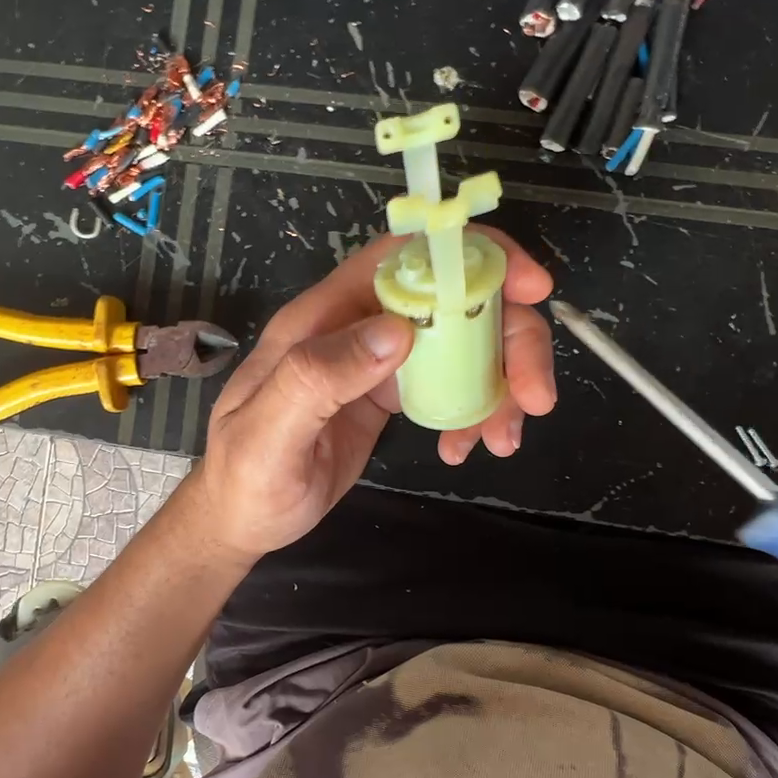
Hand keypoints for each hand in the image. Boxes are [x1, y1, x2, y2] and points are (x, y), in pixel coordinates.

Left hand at [181, 228, 555, 560]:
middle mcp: (354, 328)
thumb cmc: (246, 480)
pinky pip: (450, 384)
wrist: (243, 520)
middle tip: (534, 397)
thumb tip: (396, 331)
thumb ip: (318, 378)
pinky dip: (475, 409)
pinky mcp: (388, 394)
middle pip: (450, 302)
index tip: (529, 288)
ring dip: (498, 383)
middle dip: (507, 338)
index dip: (470, 257)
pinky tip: (465, 448)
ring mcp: (374, 361)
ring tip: (501, 439)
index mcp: (321, 320)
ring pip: (460, 344)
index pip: (402, 259)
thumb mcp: (269, 435)